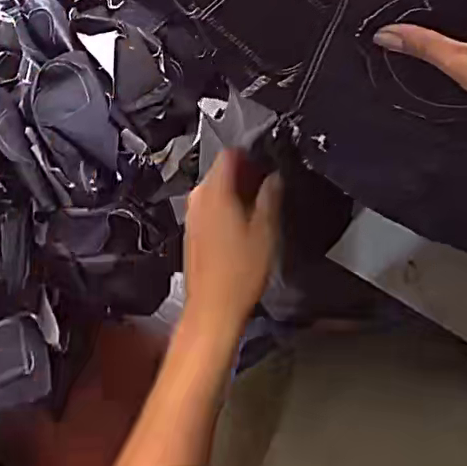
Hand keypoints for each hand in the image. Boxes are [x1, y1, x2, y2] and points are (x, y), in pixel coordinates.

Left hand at [182, 150, 282, 331]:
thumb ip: (271, 196)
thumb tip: (274, 177)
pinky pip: (209, 207)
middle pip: (221, 171)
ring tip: (258, 209)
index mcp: (214, 191)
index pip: (229, 153)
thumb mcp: (266, 230)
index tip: (265, 162)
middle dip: (245, 174)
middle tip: (267, 186)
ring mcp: (192, 215)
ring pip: (215, 189)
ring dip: (235, 192)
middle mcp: (198, 198)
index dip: (250, 154)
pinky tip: (242, 228)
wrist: (212, 311)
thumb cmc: (239, 273)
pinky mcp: (191, 232)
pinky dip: (225, 208)